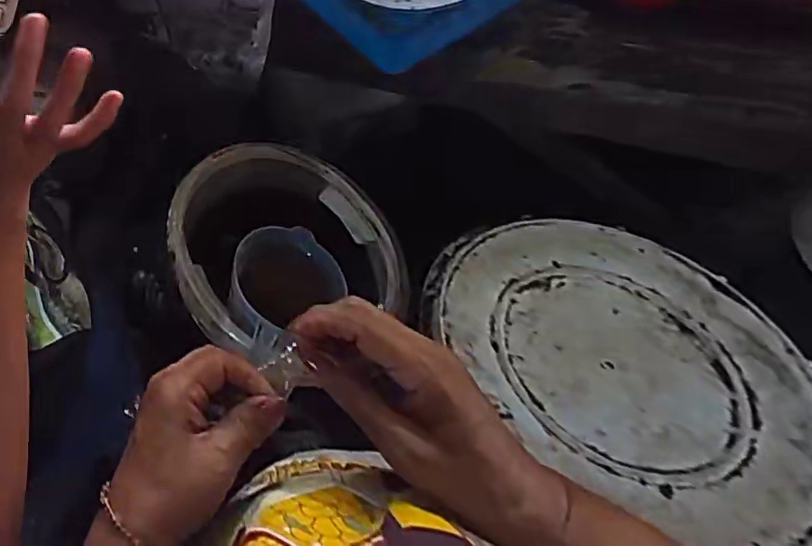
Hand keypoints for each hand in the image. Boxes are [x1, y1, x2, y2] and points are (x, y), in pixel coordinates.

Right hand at [0, 13, 121, 223]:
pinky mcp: (54, 148)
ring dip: (69, 87)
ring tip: (82, 51)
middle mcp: (5, 134)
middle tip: (36, 18)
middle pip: (17, 98)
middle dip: (26, 59)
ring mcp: (34, 143)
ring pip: (55, 119)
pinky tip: (116, 94)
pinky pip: (79, 137)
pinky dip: (99, 120)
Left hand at [98, 347, 287, 545]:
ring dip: (232, 395)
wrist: (135, 525)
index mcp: (174, 383)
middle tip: (271, 410)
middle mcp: (165, 382)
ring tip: (258, 421)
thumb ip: (248, 424)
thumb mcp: (220, 459)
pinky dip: (219, 407)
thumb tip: (278, 401)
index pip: (218, 357)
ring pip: (204, 380)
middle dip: (243, 381)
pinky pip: (196, 398)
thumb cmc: (176, 490)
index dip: (251, 374)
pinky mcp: (164, 417)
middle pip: (210, 363)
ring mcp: (162, 398)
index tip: (275, 404)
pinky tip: (235, 429)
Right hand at [289, 298, 569, 545]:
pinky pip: (380, 337)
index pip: (358, 320)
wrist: (523, 501)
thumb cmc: (465, 482)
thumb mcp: (400, 447)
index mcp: (421, 365)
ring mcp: (428, 352)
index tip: (288, 339)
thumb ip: (353, 396)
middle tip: (295, 349)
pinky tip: (338, 366)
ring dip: (335, 330)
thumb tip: (310, 360)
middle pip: (360, 310)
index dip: (317, 321)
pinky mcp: (427, 363)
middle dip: (321, 321)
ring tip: (310, 357)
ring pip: (368, 318)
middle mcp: (425, 347)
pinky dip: (352, 343)